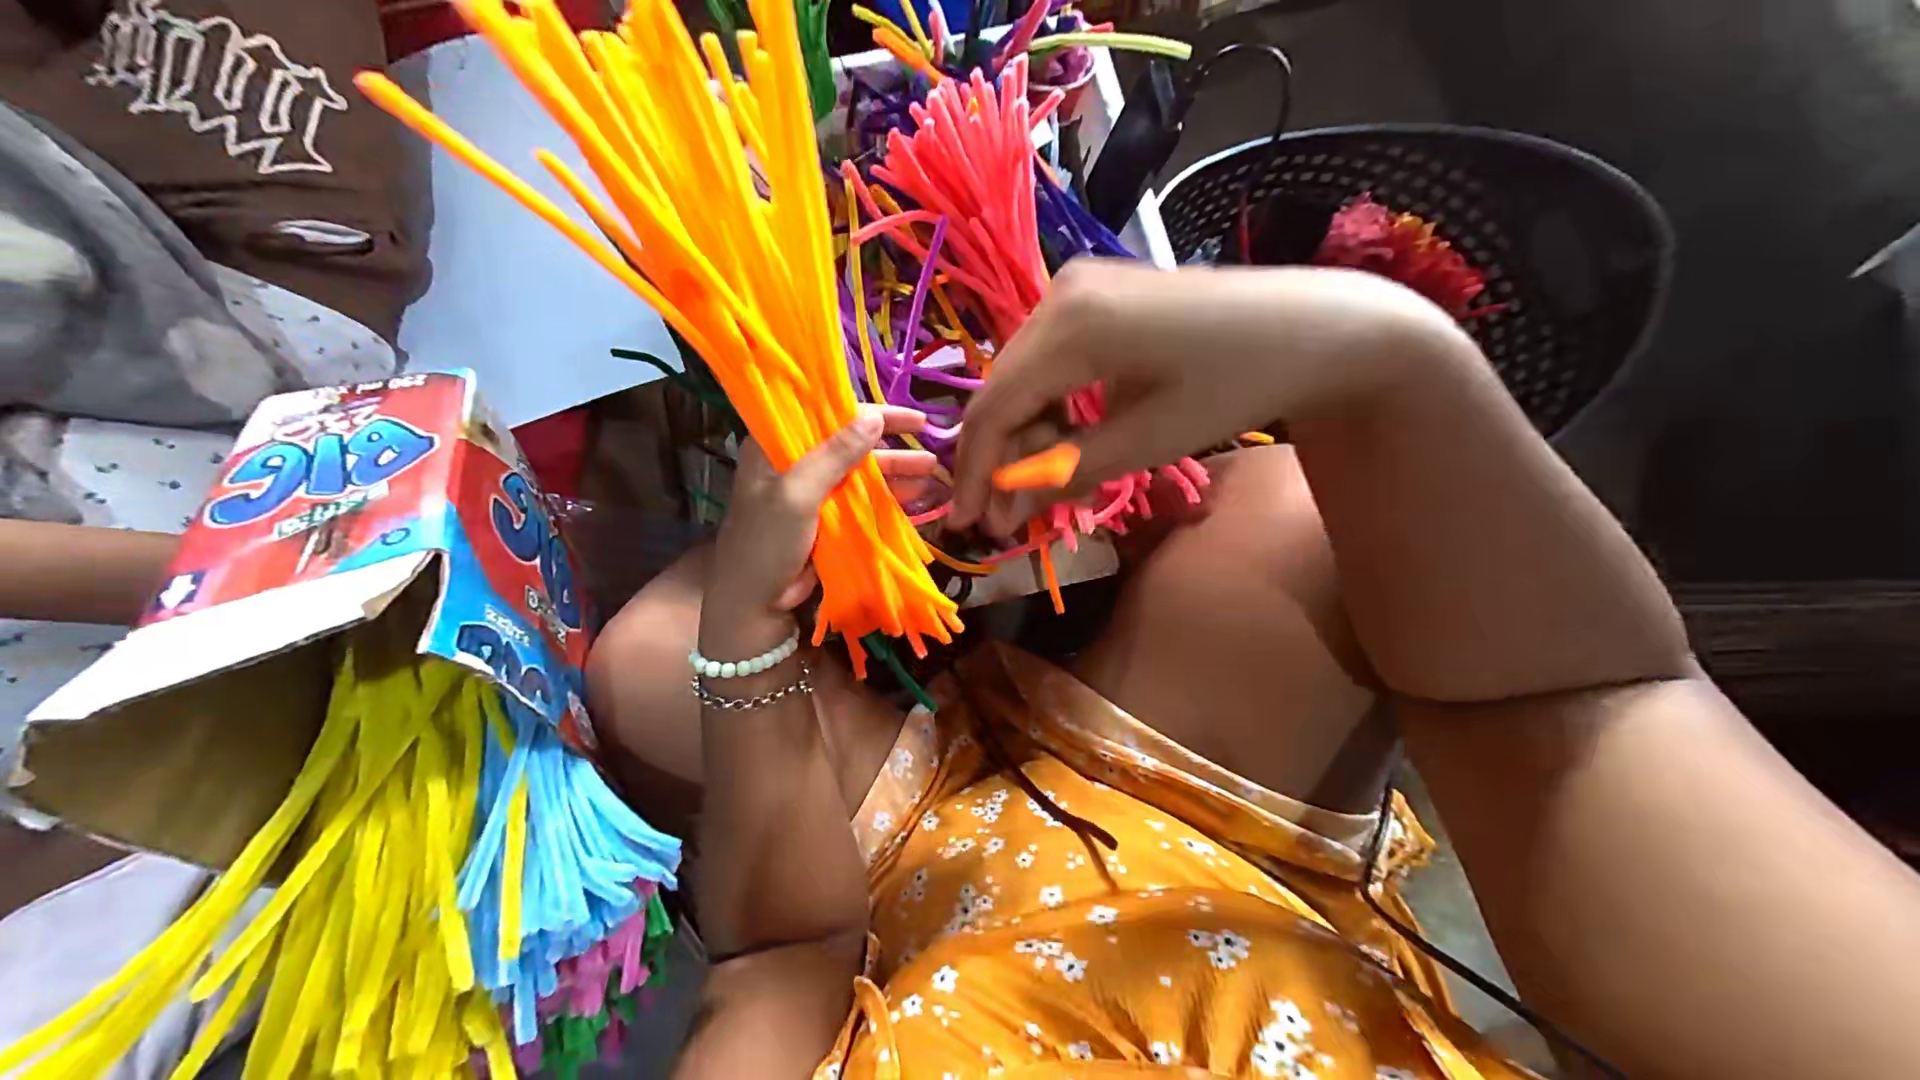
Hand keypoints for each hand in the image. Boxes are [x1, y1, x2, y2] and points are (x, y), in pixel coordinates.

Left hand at [701, 406, 933, 653]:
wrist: (753, 602)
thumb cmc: (765, 542)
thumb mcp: (797, 493)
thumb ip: (835, 455)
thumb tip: (873, 418)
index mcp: (776, 446)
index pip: (826, 414)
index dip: (868, 412)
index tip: (907, 416)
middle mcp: (796, 462)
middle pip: (850, 442)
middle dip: (889, 442)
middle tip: (928, 435)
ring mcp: (814, 492)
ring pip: (861, 472)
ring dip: (895, 470)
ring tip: (931, 469)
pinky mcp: (828, 519)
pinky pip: (863, 500)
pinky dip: (888, 496)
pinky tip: (917, 494)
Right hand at [950, 259, 1466, 528]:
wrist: (1313, 327)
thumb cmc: (1237, 384)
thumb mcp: (1148, 440)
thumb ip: (1068, 473)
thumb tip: (1006, 507)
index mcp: (1071, 324)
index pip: (993, 408)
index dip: (975, 472)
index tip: (970, 524)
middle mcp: (1059, 293)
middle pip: (1000, 390)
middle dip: (1000, 458)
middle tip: (1010, 518)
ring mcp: (1074, 289)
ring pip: (1020, 378)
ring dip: (1024, 435)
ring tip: (1043, 482)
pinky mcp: (1092, 297)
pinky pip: (1046, 361)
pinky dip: (1048, 407)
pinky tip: (1066, 437)